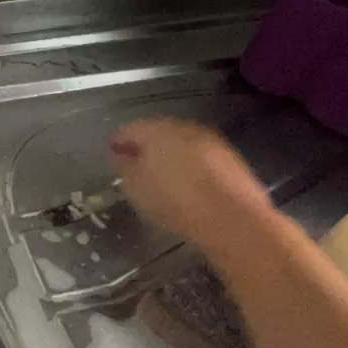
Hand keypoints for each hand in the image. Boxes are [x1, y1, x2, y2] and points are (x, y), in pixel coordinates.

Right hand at [109, 117, 272, 243]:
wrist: (233, 219)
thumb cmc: (174, 201)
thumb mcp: (135, 188)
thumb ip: (125, 168)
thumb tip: (124, 157)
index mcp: (156, 131)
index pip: (131, 129)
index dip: (119, 140)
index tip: (113, 151)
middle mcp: (185, 129)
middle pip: (160, 132)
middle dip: (147, 144)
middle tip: (136, 161)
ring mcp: (212, 142)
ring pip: (184, 143)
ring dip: (172, 153)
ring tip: (163, 173)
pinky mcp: (233, 159)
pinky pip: (203, 157)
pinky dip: (192, 164)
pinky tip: (189, 182)